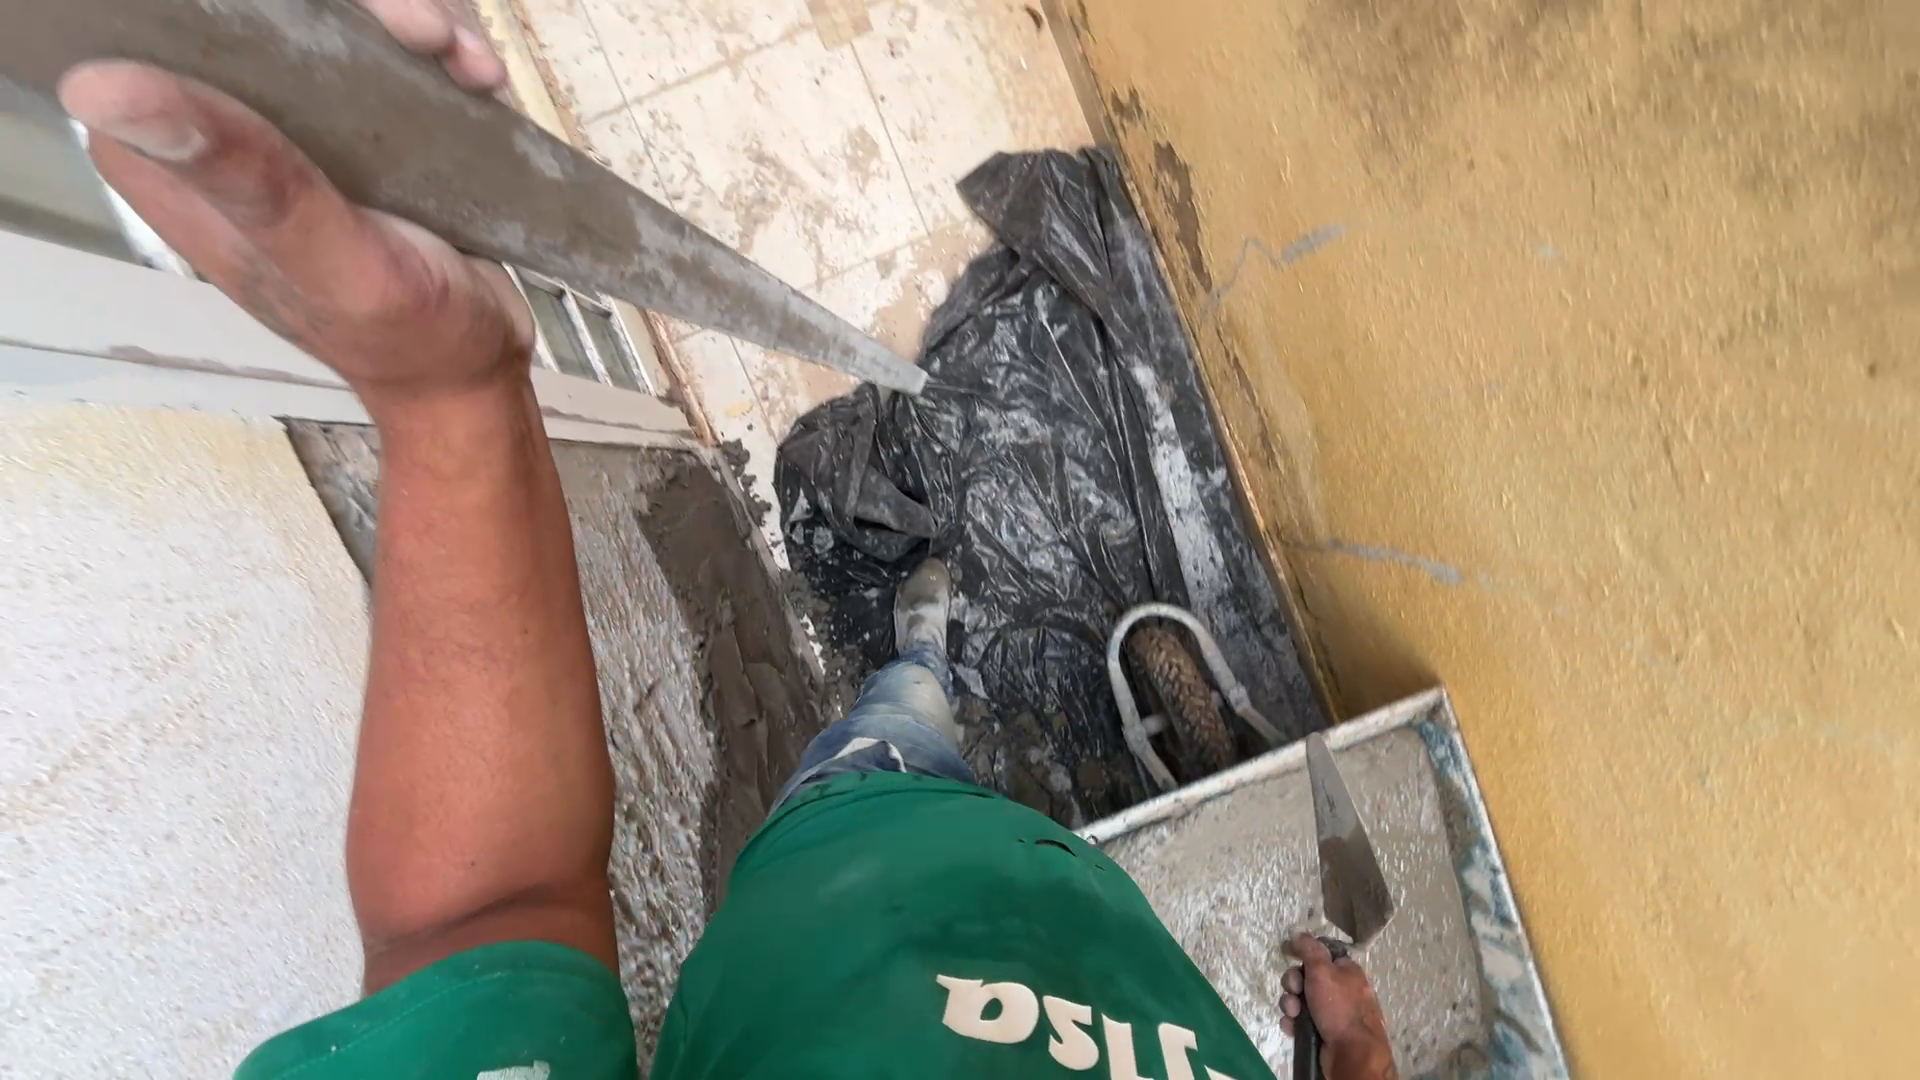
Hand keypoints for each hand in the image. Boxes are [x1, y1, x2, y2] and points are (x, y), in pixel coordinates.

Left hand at [56, 0, 531, 420]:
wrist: (480, 371)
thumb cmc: (413, 337)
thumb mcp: (337, 268)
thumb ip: (256, 188)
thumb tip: (99, 85)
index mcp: (174, 155)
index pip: (168, 24)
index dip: (249, 1)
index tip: (337, 13)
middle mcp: (227, 128)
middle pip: (268, 12)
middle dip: (361, 6)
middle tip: (427, 34)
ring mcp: (304, 131)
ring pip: (340, 26)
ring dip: (416, 24)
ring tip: (472, 66)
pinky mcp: (374, 140)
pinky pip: (396, 66)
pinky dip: (446, 58)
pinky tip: (484, 80)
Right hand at [1281, 933, 1396, 1079]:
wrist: (1352, 1057)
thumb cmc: (1340, 1008)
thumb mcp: (1323, 971)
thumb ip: (1309, 949)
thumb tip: (1299, 933)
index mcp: (1348, 973)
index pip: (1322, 956)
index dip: (1305, 956)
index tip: (1291, 956)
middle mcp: (1341, 992)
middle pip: (1307, 977)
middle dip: (1293, 983)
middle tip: (1294, 990)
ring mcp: (1333, 1015)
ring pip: (1301, 1000)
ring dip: (1290, 1004)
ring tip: (1294, 1013)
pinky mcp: (1324, 1034)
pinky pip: (1301, 1021)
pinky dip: (1294, 1022)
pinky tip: (1293, 1026)